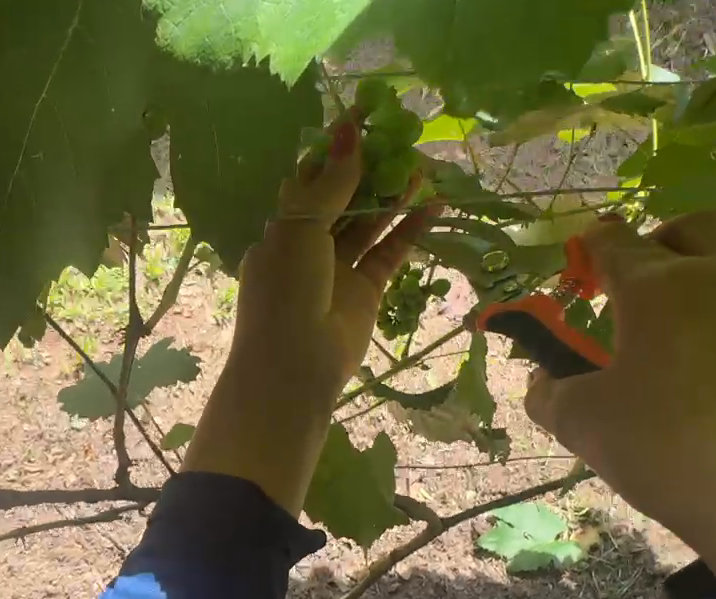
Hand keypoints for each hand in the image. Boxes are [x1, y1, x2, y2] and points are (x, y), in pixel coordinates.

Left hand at [182, 114, 436, 514]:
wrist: (294, 365)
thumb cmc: (285, 294)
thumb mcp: (300, 231)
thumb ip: (328, 185)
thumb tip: (350, 133)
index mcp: (280, 234)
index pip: (309, 182)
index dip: (334, 152)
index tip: (364, 116)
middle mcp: (307, 249)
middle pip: (342, 200)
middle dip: (369, 169)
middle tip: (403, 135)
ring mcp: (337, 271)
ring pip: (369, 224)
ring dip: (392, 196)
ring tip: (422, 164)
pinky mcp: (365, 292)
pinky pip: (390, 252)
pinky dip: (410, 229)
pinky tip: (435, 203)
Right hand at [526, 209, 715, 594]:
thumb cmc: (675, 459)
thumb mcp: (583, 431)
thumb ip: (549, 395)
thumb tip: (541, 378)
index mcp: (659, 292)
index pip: (616, 247)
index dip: (598, 244)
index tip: (592, 247)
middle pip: (702, 224)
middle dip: (672, 241)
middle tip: (661, 274)